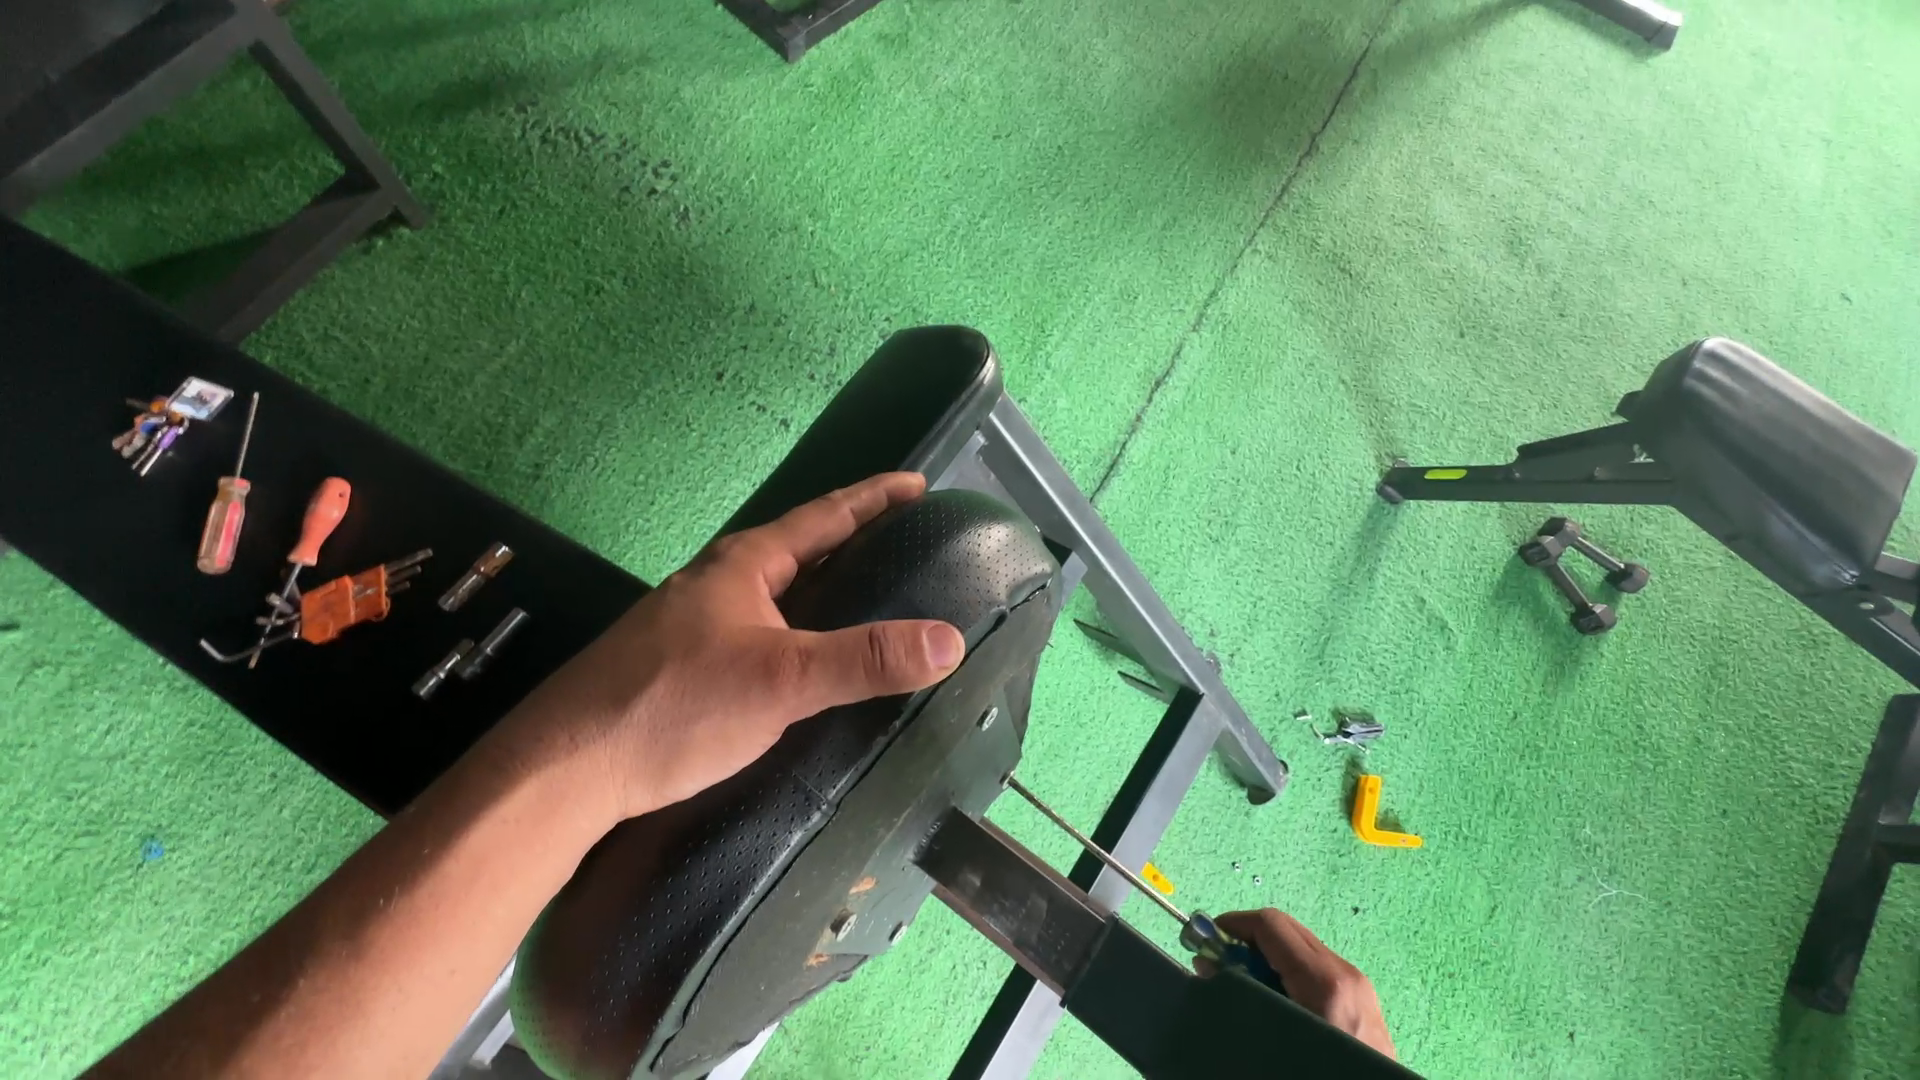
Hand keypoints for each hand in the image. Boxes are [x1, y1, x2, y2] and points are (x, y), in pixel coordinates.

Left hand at [487, 472, 967, 825]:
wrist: (564, 772)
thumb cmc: (674, 706)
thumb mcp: (782, 679)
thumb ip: (865, 659)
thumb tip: (951, 639)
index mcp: (744, 564)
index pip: (825, 516)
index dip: (874, 497)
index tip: (918, 484)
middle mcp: (720, 583)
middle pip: (802, 549)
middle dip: (855, 540)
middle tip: (908, 543)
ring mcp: (698, 625)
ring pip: (779, 593)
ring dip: (826, 588)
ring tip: (872, 599)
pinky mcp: (687, 666)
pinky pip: (763, 630)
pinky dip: (801, 630)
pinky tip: (812, 660)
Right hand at [1201, 909, 1396, 1060]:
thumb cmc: (1315, 1070)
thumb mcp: (1270, 1035)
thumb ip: (1238, 995)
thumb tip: (1207, 964)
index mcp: (1323, 981)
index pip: (1270, 924)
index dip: (1234, 923)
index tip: (1209, 938)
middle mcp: (1344, 972)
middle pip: (1286, 928)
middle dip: (1249, 936)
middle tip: (1221, 958)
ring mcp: (1358, 984)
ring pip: (1301, 944)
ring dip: (1269, 952)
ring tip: (1248, 981)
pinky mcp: (1363, 997)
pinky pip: (1317, 964)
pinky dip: (1290, 968)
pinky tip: (1279, 997)